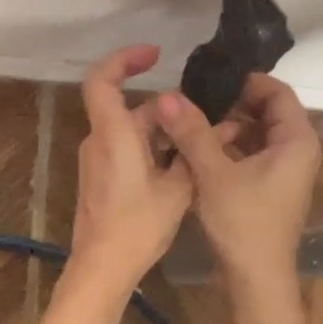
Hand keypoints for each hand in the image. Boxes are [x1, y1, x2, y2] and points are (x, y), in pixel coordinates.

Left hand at [65, 45, 193, 296]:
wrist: (102, 268)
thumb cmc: (137, 227)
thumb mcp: (178, 188)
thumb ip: (197, 151)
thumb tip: (226, 124)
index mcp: (112, 135)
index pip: (102, 80)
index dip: (124, 59)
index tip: (155, 55)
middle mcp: (98, 143)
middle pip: (131, 111)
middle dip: (169, 112)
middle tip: (209, 121)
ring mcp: (96, 164)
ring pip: (132, 134)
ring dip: (165, 135)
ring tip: (203, 147)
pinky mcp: (99, 182)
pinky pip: (126, 153)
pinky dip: (153, 152)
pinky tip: (183, 169)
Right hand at [153, 73, 320, 284]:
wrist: (255, 278)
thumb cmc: (243, 223)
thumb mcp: (214, 174)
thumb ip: (193, 133)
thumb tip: (167, 96)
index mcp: (296, 140)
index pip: (277, 92)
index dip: (244, 82)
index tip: (208, 81)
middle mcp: (296, 152)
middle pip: (266, 114)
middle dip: (230, 107)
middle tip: (192, 104)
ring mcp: (283, 174)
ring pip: (255, 138)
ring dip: (225, 131)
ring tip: (189, 127)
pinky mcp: (268, 192)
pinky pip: (249, 159)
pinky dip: (227, 153)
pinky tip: (197, 156)